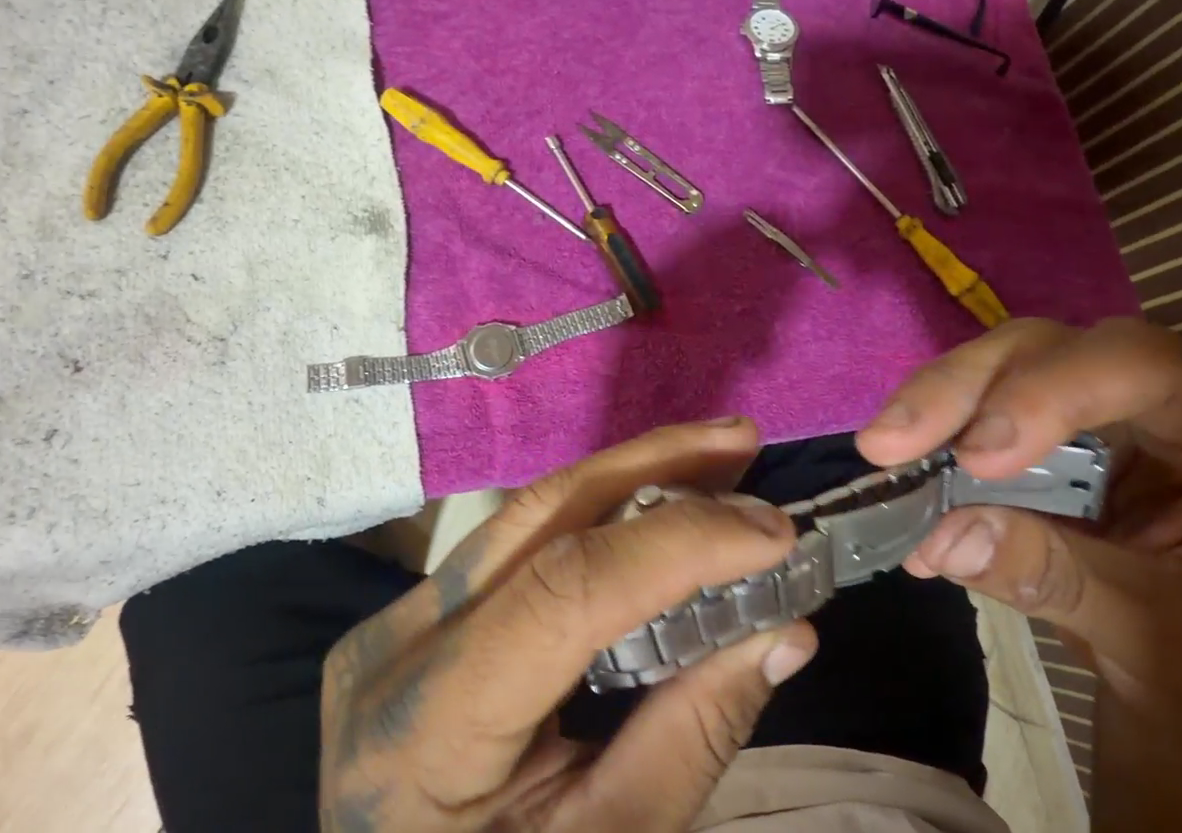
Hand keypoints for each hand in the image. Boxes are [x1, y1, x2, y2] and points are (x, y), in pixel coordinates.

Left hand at [319, 419, 818, 832]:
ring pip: (523, 518)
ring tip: (713, 455)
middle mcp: (398, 644)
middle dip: (650, 466)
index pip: (563, 591)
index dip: (675, 544)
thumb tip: (784, 633)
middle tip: (740, 442)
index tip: (773, 532)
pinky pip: (514, 548)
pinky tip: (651, 511)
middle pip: (536, 519)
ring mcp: (397, 621)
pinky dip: (594, 520)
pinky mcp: (415, 617)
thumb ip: (688, 739)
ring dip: (626, 477)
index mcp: (426, 724)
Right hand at [856, 318, 1181, 831]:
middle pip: (1058, 353)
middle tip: (889, 443)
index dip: (1049, 393)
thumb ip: (1059, 577)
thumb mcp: (1161, 641)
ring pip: (1012, 372)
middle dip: (968, 390)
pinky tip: (902, 480)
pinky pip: (990, 419)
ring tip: (881, 453)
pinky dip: (940, 443)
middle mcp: (1174, 408)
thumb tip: (942, 533)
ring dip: (940, 407)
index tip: (976, 458)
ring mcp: (1113, 425)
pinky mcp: (1063, 453)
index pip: (1139, 367)